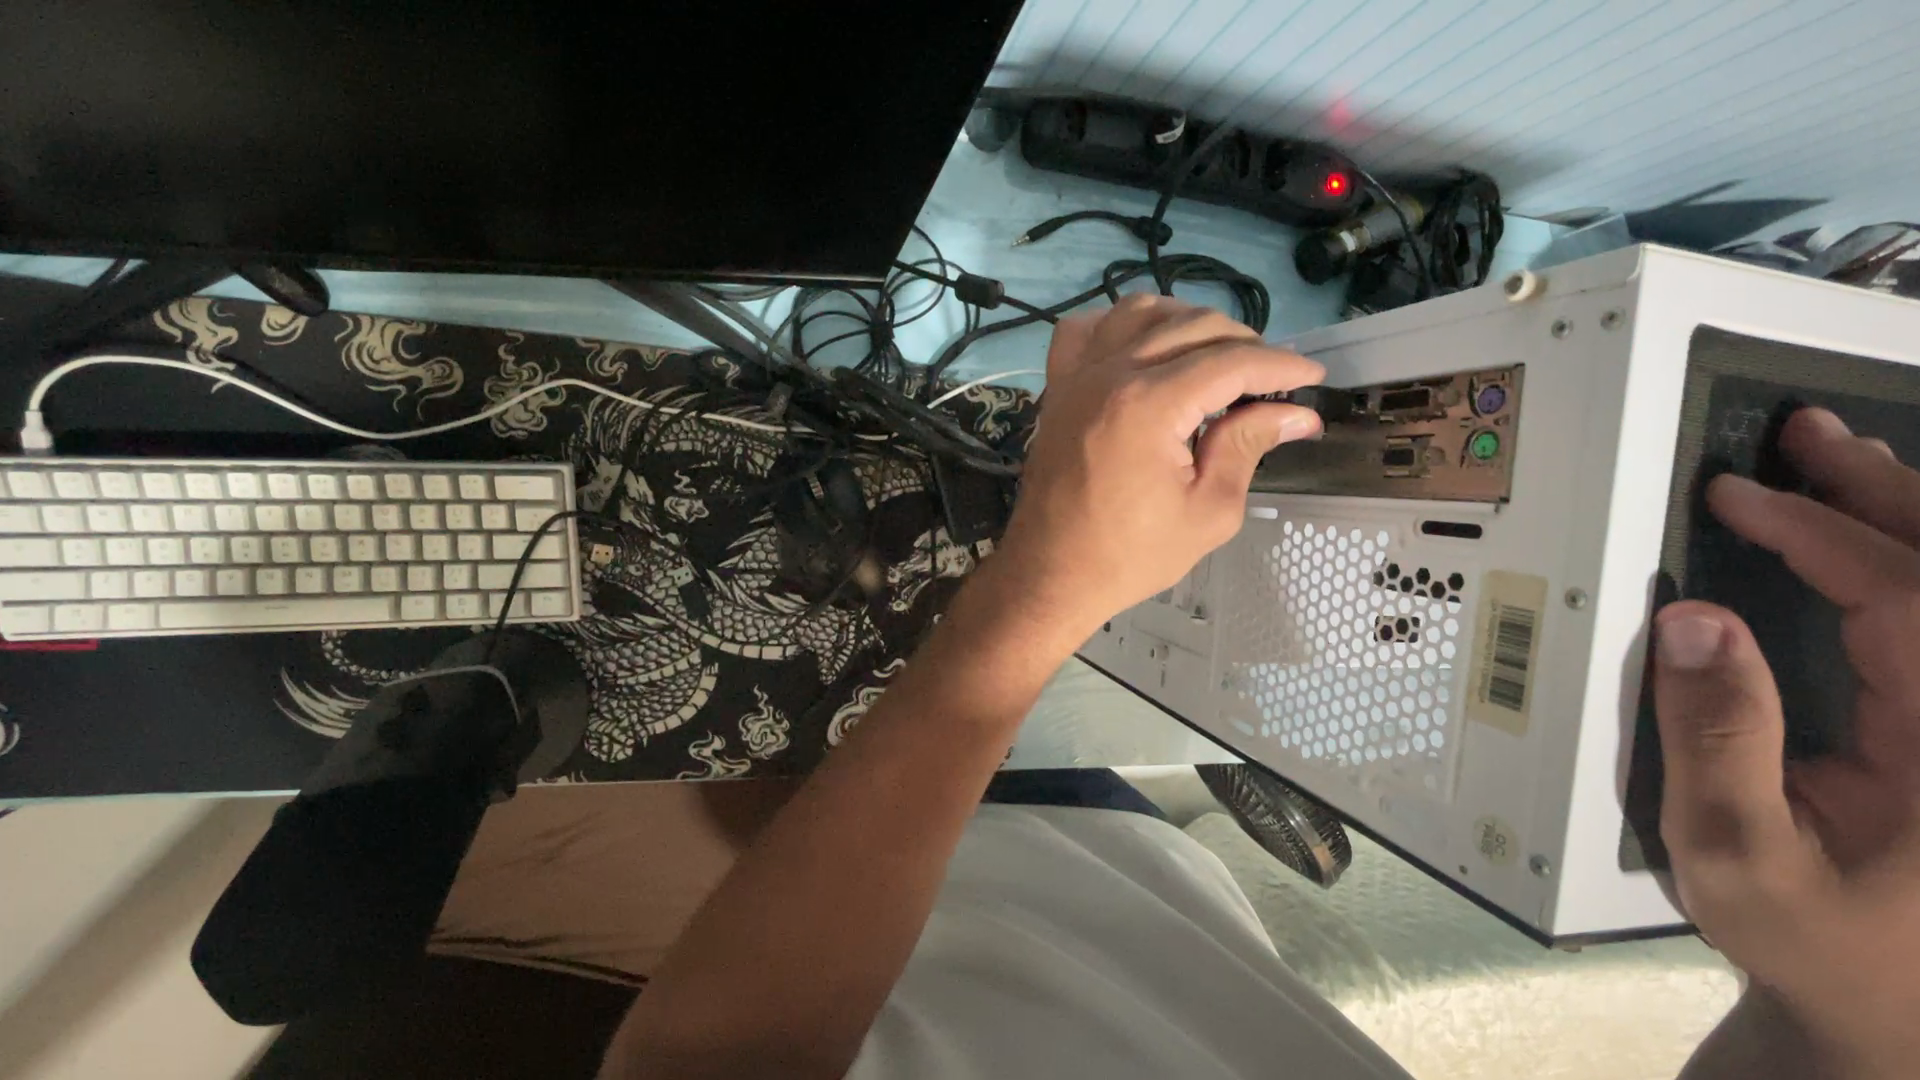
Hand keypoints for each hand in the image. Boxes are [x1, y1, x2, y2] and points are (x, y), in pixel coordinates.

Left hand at [990, 294, 1323, 638]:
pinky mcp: (1057, 388)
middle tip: (1269, 381)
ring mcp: (1076, 376)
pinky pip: (1087, 330)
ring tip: (1215, 358)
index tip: (1312, 377)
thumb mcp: (1207, 511)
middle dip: (1244, 344)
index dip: (1280, 365)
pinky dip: (1122, 325)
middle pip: (1192, 326)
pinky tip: (1144, 348)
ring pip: (1141, 312)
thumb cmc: (1129, 556)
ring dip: (1187, 323)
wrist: (1051, 574)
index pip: (1231, 361)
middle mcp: (1110, 374)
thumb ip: (1248, 447)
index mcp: (1149, 405)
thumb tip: (1296, 413)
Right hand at [1652, 408, 1919, 1074]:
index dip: (1828, 535)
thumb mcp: (1737, 854)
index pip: (1916, 603)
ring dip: (1899, 517)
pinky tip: (1863, 537)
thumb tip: (1690, 621)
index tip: (1740, 497)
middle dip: (1888, 495)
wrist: (1896, 1013)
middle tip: (1809, 434)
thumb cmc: (1816, 941)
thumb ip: (1716, 739)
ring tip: (1831, 460)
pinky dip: (1897, 567)